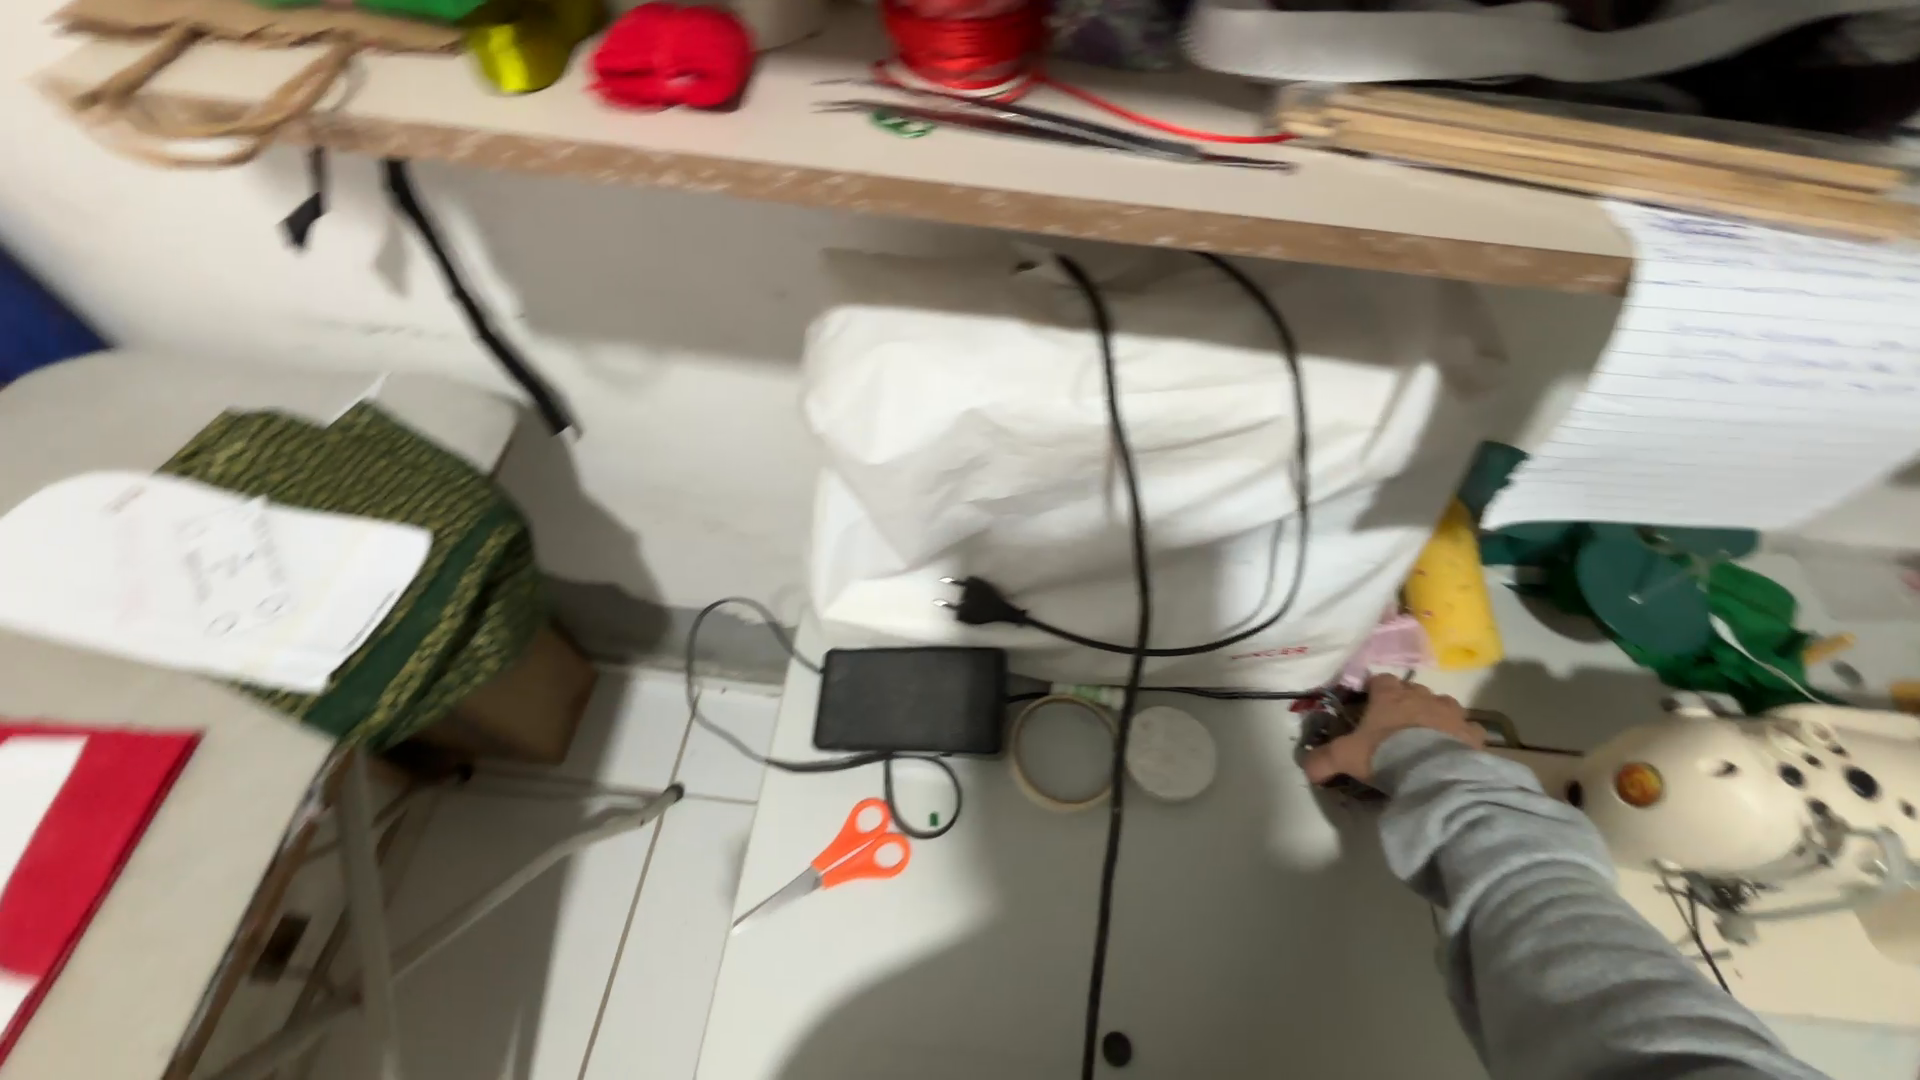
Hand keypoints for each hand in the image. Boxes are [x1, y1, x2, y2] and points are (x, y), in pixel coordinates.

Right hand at [1304, 674, 1482, 785]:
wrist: (1434, 773)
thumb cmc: (1385, 753)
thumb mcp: (1344, 757)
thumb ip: (1322, 759)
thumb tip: (1305, 767)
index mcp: (1389, 696)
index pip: (1380, 680)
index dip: (1375, 689)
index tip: (1369, 702)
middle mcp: (1421, 697)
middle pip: (1413, 690)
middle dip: (1406, 701)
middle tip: (1397, 724)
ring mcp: (1451, 713)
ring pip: (1443, 705)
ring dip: (1436, 715)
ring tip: (1427, 735)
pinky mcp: (1474, 733)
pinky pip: (1469, 729)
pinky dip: (1462, 736)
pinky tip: (1455, 749)